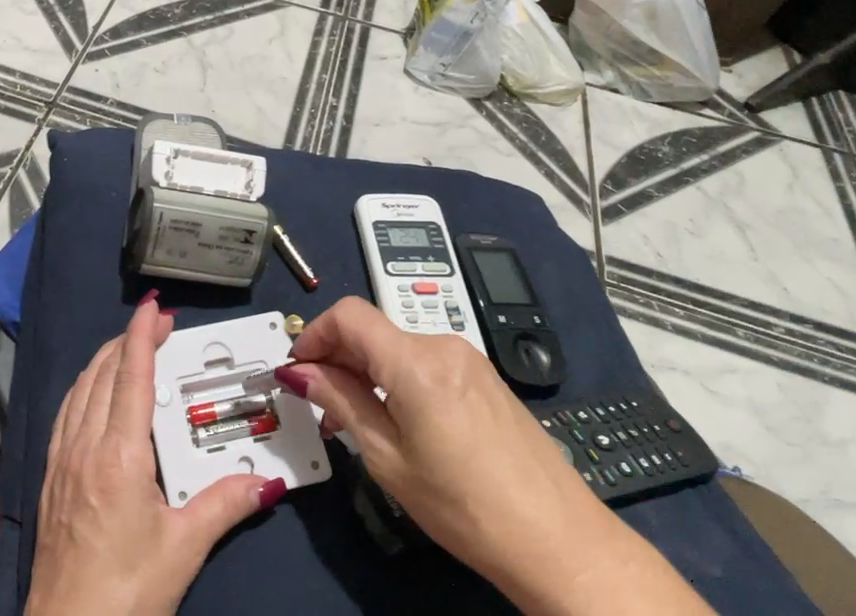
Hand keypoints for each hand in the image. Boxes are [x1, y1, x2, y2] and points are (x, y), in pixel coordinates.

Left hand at [28, 296, 285, 615]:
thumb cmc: (127, 590)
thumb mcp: (184, 547)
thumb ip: (226, 505)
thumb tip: (269, 482)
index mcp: (119, 454)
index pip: (132, 376)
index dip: (142, 335)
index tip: (155, 308)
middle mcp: (84, 446)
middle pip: (103, 374)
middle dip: (128, 341)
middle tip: (157, 326)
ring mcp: (62, 459)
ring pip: (80, 389)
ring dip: (104, 361)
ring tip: (129, 350)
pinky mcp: (50, 476)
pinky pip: (66, 413)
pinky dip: (84, 388)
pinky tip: (94, 394)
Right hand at [277, 298, 714, 615]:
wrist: (558, 541)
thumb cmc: (464, 506)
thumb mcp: (388, 458)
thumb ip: (341, 402)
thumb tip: (301, 372)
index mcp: (416, 360)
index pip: (348, 315)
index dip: (314, 334)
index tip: (296, 369)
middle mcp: (444, 346)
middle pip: (373, 330)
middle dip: (337, 358)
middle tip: (319, 404)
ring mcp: (470, 361)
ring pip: (397, 347)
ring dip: (366, 371)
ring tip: (355, 421)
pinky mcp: (486, 379)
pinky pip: (425, 363)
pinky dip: (397, 380)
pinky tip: (395, 422)